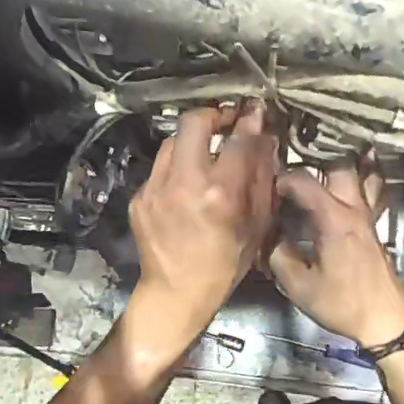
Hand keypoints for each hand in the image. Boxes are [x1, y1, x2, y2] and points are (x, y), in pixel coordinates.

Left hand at [125, 102, 277, 356]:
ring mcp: (156, 189)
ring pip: (172, 141)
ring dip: (192, 140)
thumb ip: (261, 180)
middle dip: (213, 115)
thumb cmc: (224, 265)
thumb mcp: (255, 226)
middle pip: (193, 123)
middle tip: (225, 121)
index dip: (248, 120)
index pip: (237, 141)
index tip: (254, 110)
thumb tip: (264, 143)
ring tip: (206, 151)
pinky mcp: (139, 197)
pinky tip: (186, 182)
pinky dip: (177, 167)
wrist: (175, 293)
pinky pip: (160, 168)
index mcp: (219, 193)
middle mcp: (184, 183)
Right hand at [267, 157, 403, 345]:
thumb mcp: (299, 285)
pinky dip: (355, 181)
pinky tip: (340, 187)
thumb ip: (278, 254)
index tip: (267, 188)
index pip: (304, 181)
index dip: (281, 179)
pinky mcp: (372, 225)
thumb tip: (269, 236)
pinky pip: (366, 191)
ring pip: (360, 173)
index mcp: (334, 219)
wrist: (384, 320)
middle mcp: (354, 209)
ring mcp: (367, 215)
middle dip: (315, 158)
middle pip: (340, 163)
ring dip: (340, 165)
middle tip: (294, 166)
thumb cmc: (343, 304)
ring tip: (319, 162)